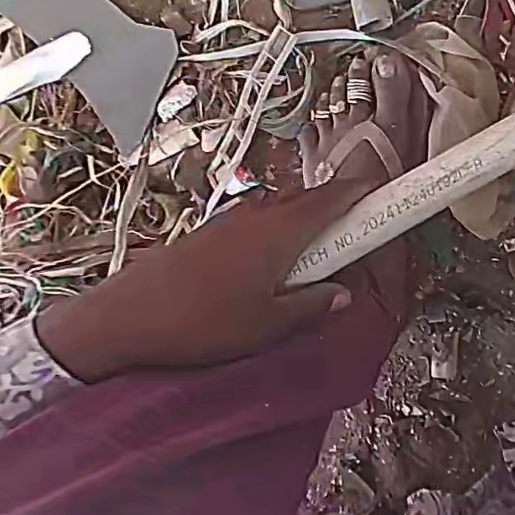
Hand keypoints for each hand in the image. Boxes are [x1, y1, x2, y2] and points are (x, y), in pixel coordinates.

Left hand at [35, 181, 367, 380]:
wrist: (127, 316)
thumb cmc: (204, 321)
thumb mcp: (269, 324)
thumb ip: (312, 305)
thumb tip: (342, 294)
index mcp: (282, 231)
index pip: (335, 198)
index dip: (364, 191)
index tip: (387, 190)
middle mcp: (259, 215)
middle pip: (309, 200)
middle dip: (336, 210)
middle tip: (353, 234)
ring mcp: (231, 220)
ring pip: (282, 211)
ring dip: (304, 224)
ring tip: (310, 260)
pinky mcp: (211, 231)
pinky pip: (257, 223)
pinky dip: (276, 233)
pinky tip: (268, 266)